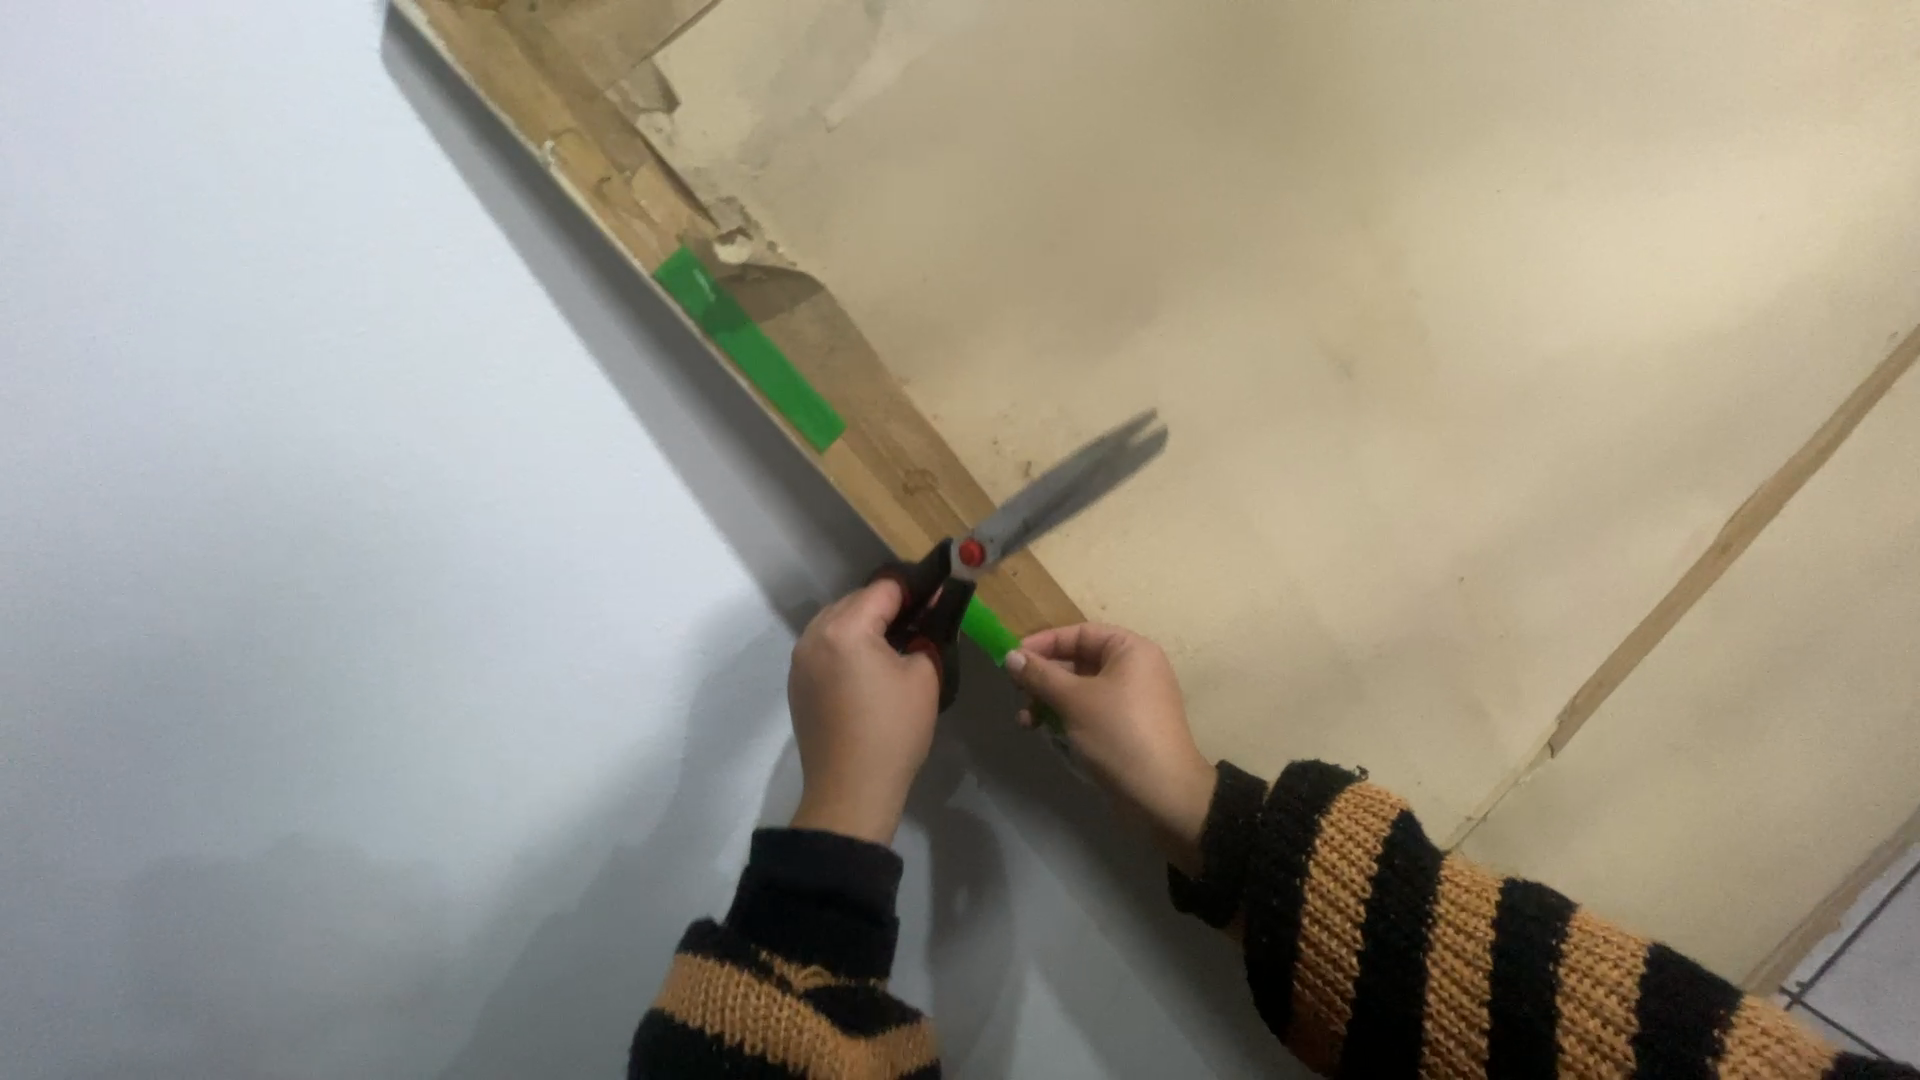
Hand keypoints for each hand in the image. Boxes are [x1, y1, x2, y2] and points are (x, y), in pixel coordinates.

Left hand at [785, 580, 940, 843]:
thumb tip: (930, 615)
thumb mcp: (923, 677)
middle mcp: (814, 635)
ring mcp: (800, 660)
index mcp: (844, 629)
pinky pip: (825, 646)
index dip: (916, 590)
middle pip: (856, 601)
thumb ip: (927, 635)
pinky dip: (848, 645)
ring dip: (866, 624)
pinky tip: (870, 666)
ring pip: (837, 622)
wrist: (851, 791)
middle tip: (924, 620)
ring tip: (898, 643)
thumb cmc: (893, 731)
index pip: (884, 589)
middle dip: (889, 606)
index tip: (941, 596)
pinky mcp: (797, 682)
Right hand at [1006, 624, 1215, 873]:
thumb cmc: (1118, 734)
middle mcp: (1133, 669)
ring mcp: (1130, 700)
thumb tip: (1010, 655)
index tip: (1013, 658)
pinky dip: (1065, 717)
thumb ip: (1040, 674)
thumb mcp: (1074, 700)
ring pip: (1079, 689)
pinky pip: (1088, 711)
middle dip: (1043, 677)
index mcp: (1130, 650)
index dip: (1044, 643)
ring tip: (1026, 721)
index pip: (1079, 633)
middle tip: (1016, 692)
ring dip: (1049, 700)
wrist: (1162, 796)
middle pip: (1078, 661)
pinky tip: (1043, 732)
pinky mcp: (1124, 728)